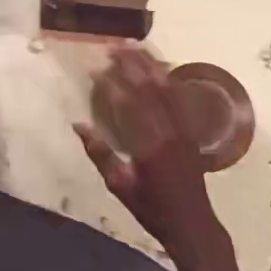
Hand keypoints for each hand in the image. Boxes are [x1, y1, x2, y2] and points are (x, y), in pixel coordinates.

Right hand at [76, 46, 225, 253]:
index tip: (96, 68)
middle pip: (149, 90)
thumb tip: (78, 124)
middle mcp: (168, 132)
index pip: (128, 107)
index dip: (112, 85)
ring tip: (135, 46)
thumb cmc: (151, 209)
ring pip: (167, 89)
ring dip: (150, 65)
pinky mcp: (190, 131)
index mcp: (148, 147)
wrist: (192, 225)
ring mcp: (183, 130)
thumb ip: (100, 154)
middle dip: (131, 65)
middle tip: (114, 46)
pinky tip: (160, 66)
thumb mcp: (119, 186)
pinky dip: (169, 79)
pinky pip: (179, 98)